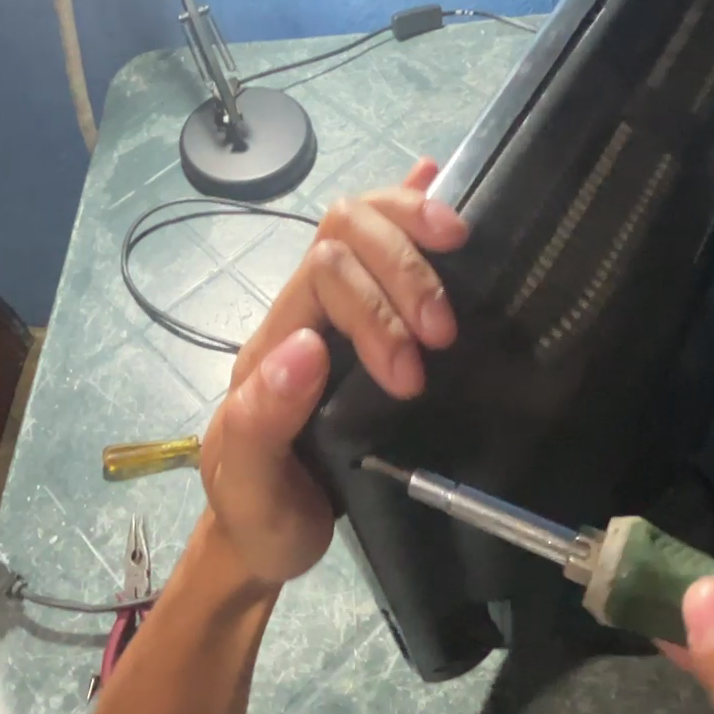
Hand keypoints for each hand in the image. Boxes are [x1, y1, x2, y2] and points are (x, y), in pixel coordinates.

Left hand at [198, 159, 469, 583]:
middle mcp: (300, 316)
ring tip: (463, 243)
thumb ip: (261, 422)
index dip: (376, 309)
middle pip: (343, 234)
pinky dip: (407, 209)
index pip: (324, 278)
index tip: (412, 375)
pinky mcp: (363, 328)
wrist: (264, 534)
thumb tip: (305, 346)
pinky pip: (377, 250)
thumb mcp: (250, 486)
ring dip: (413, 229)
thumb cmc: (259, 514)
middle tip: (445, 333)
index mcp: (271, 347)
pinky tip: (437, 179)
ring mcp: (330, 315)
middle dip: (404, 270)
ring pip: (360, 226)